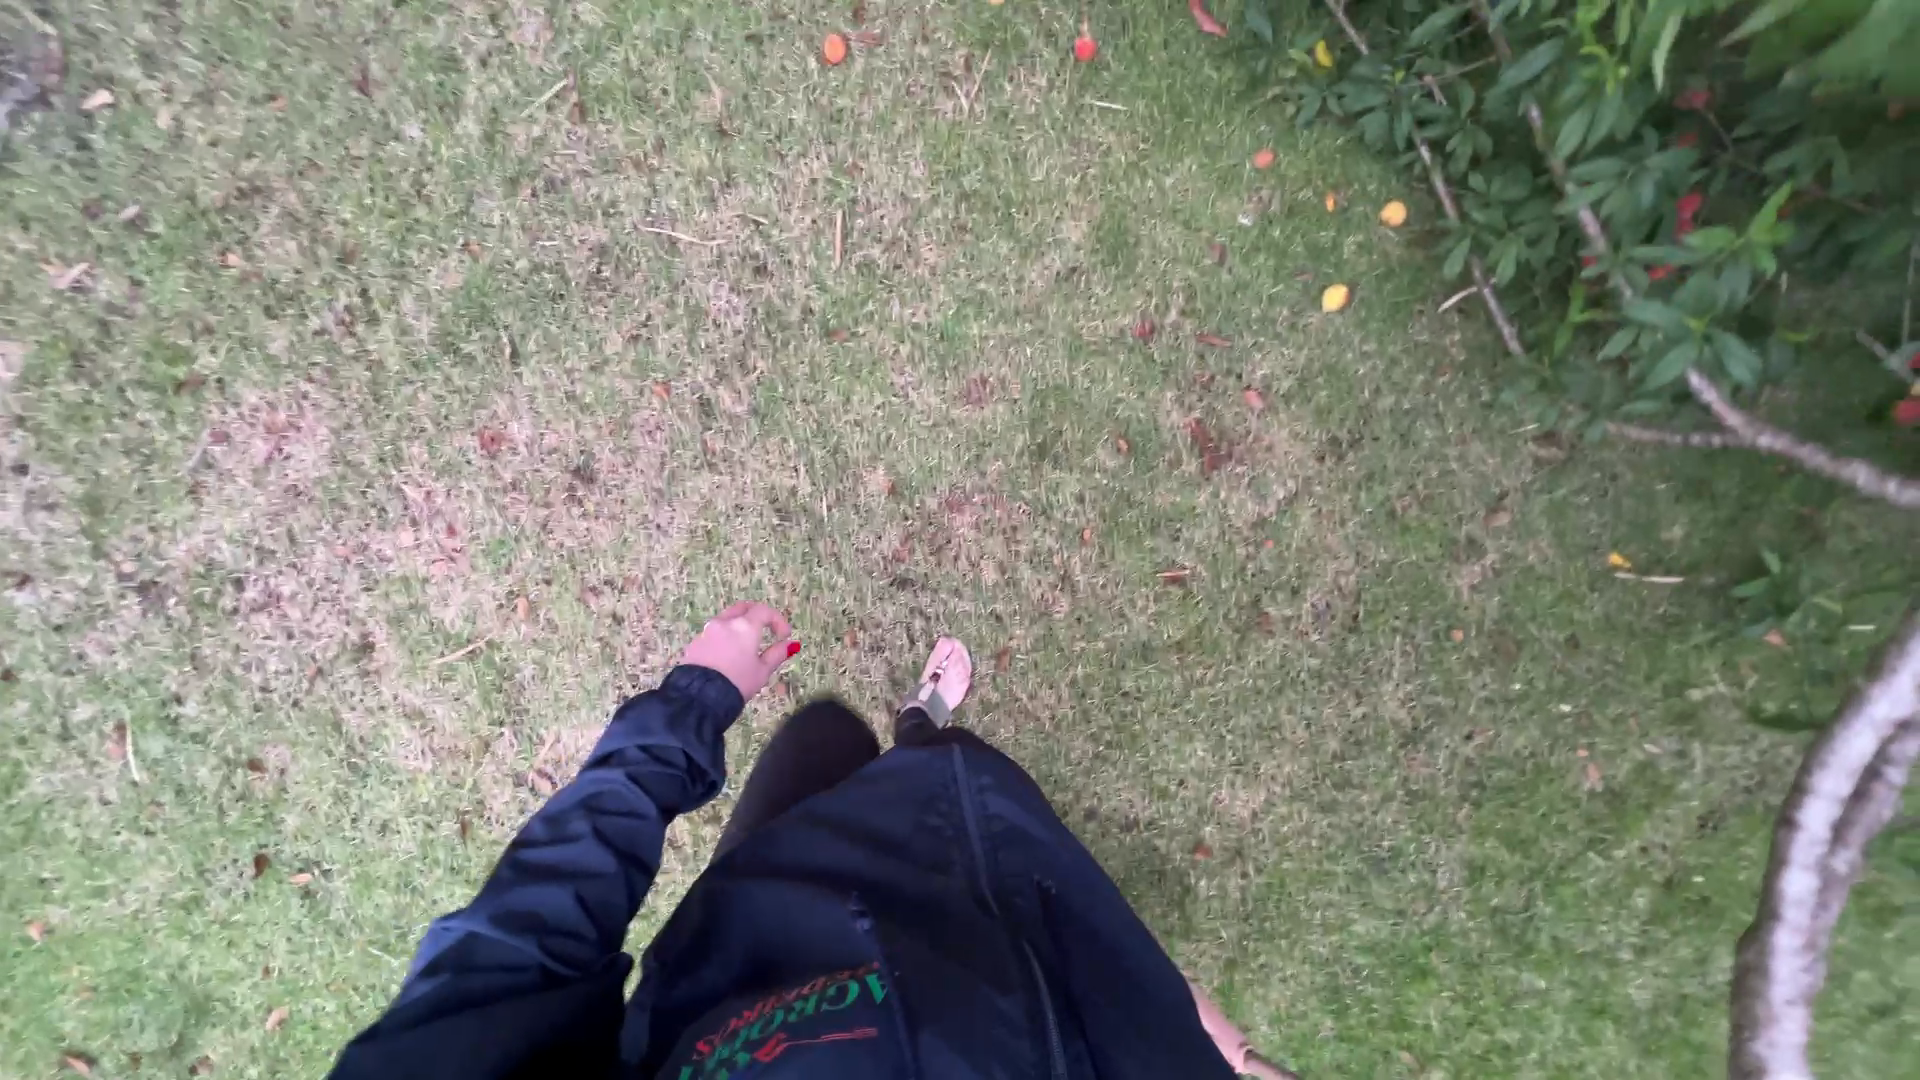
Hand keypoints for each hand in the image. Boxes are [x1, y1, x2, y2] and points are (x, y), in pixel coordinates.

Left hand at [680, 601, 799, 700]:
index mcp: (745, 626)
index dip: (778, 621)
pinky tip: (727, 655)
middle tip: (765, 627)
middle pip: (743, 608)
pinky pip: (713, 633)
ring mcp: (707, 631)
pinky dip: (724, 637)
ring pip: (726, 619)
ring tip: (745, 645)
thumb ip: (777, 654)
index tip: (784, 636)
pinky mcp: (695, 643)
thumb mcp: (762, 671)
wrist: (700, 698)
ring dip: (738, 626)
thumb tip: (790, 644)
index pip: (765, 611)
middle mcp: (725, 623)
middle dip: (756, 614)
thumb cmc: (737, 683)